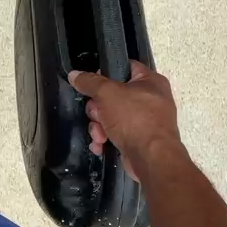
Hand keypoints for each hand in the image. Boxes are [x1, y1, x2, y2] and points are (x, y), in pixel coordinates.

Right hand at [68, 61, 182, 180]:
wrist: (151, 159)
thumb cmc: (133, 118)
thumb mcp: (107, 93)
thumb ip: (89, 81)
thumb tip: (74, 75)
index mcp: (150, 81)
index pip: (124, 67)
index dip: (105, 72)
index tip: (91, 82)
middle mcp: (151, 99)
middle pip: (113, 94)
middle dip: (98, 108)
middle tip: (97, 113)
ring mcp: (146, 121)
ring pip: (111, 115)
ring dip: (99, 125)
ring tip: (99, 134)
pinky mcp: (139, 139)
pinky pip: (116, 132)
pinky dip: (106, 138)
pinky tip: (100, 144)